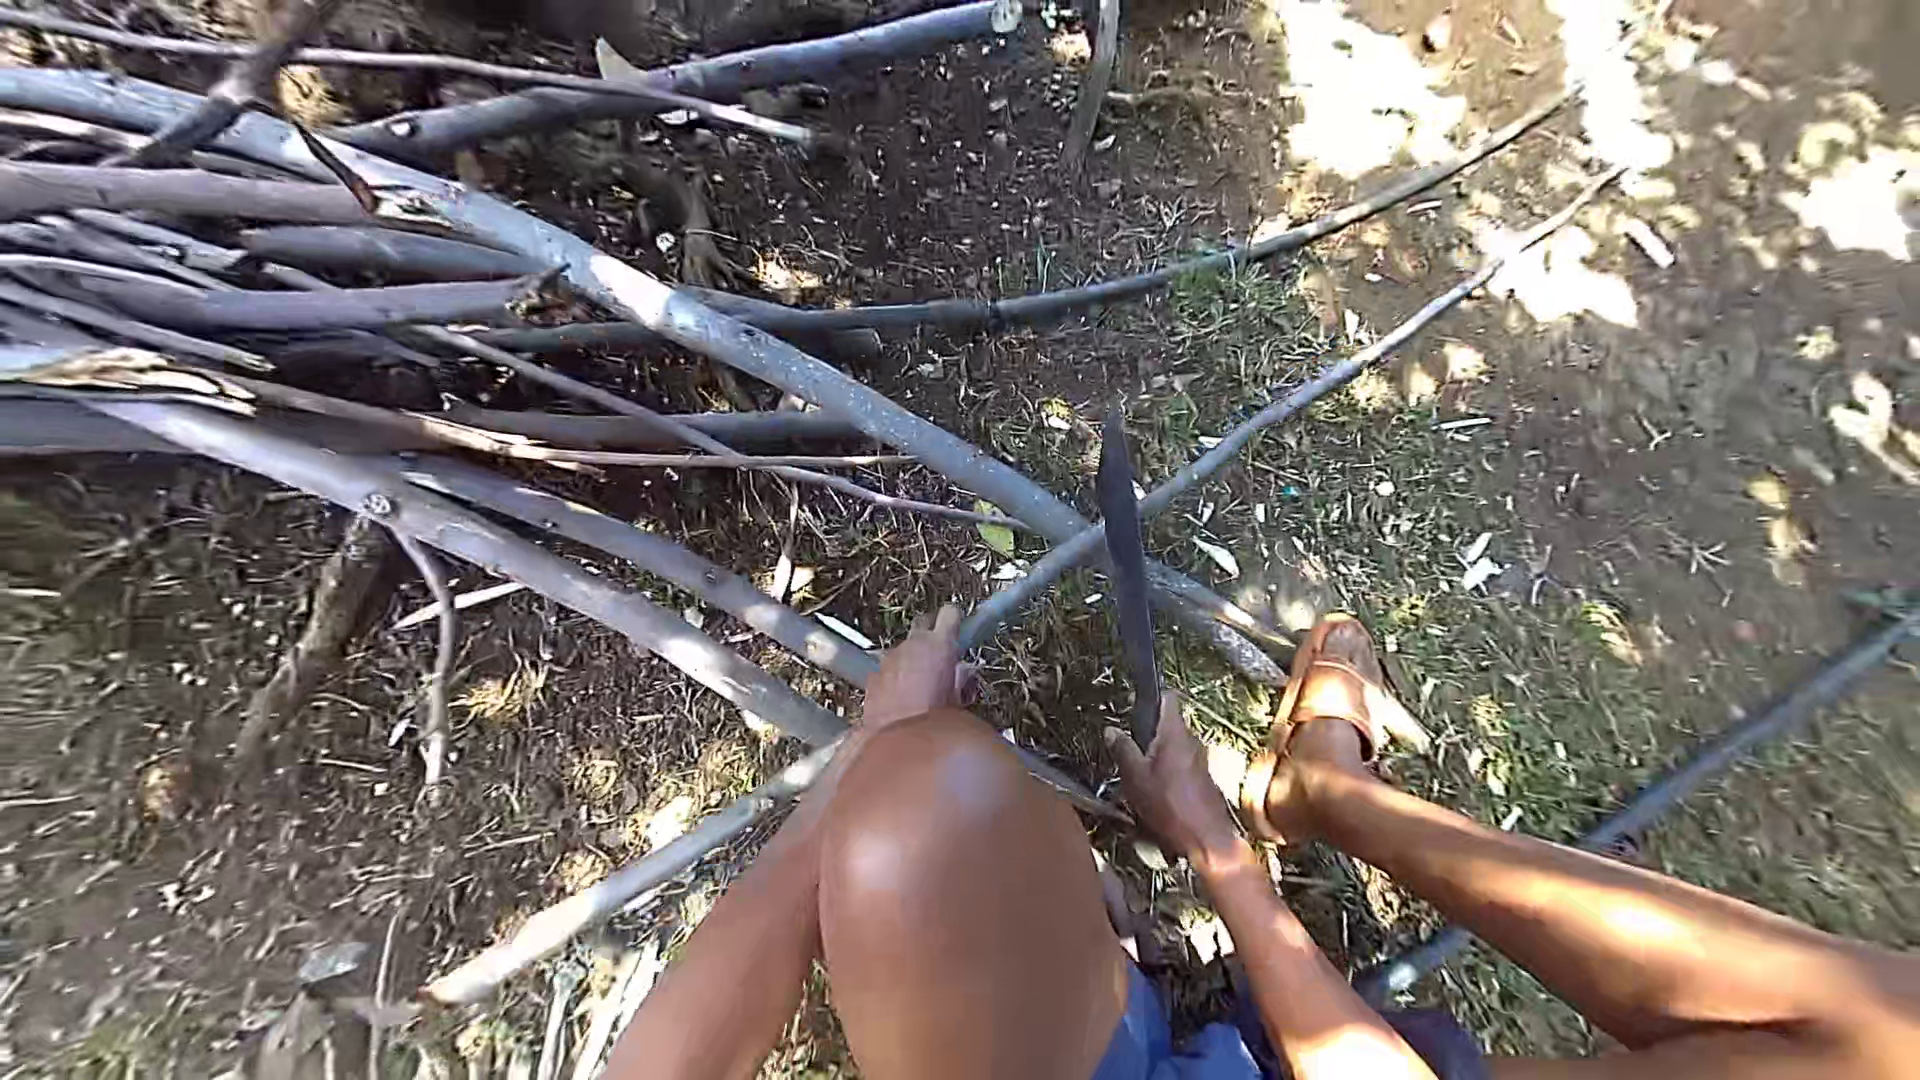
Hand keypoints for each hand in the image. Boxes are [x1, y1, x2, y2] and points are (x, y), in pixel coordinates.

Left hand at [863, 605, 969, 727]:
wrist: (899, 743)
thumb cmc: (935, 721)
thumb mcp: (960, 700)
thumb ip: (962, 680)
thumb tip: (962, 675)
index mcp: (940, 644)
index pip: (950, 613)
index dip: (954, 620)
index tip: (957, 628)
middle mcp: (913, 644)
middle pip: (923, 625)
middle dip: (931, 636)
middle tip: (940, 657)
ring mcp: (890, 659)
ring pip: (904, 649)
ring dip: (912, 660)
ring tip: (920, 686)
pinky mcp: (873, 676)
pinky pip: (887, 669)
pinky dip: (894, 677)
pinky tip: (901, 699)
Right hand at [1107, 694, 1243, 867]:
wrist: (1207, 842)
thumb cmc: (1170, 805)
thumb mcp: (1135, 776)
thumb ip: (1122, 749)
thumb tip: (1111, 730)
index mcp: (1174, 733)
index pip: (1167, 698)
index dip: (1150, 696)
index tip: (1133, 703)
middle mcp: (1191, 742)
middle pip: (1167, 725)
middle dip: (1147, 733)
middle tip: (1127, 745)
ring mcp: (1200, 761)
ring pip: (1173, 747)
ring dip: (1156, 754)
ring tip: (1137, 772)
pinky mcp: (1203, 780)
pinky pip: (1180, 765)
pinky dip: (1166, 771)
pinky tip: (1155, 791)